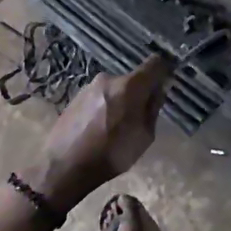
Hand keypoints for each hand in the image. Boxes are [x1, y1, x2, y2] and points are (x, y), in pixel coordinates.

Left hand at [32, 56, 171, 208]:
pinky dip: (105, 106)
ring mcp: (89, 86)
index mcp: (130, 86)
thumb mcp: (145, 136)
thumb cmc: (111, 154)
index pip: (155, 63)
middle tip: (139, 116)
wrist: (63, 167)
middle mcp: (109, 79)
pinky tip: (100, 127)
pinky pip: (100, 96)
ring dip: (121, 100)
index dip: (164, 70)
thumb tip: (156, 92)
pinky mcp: (75, 96)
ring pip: (116, 88)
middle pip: (134, 79)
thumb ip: (152, 109)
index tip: (167, 81)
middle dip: (140, 92)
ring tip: (116, 126)